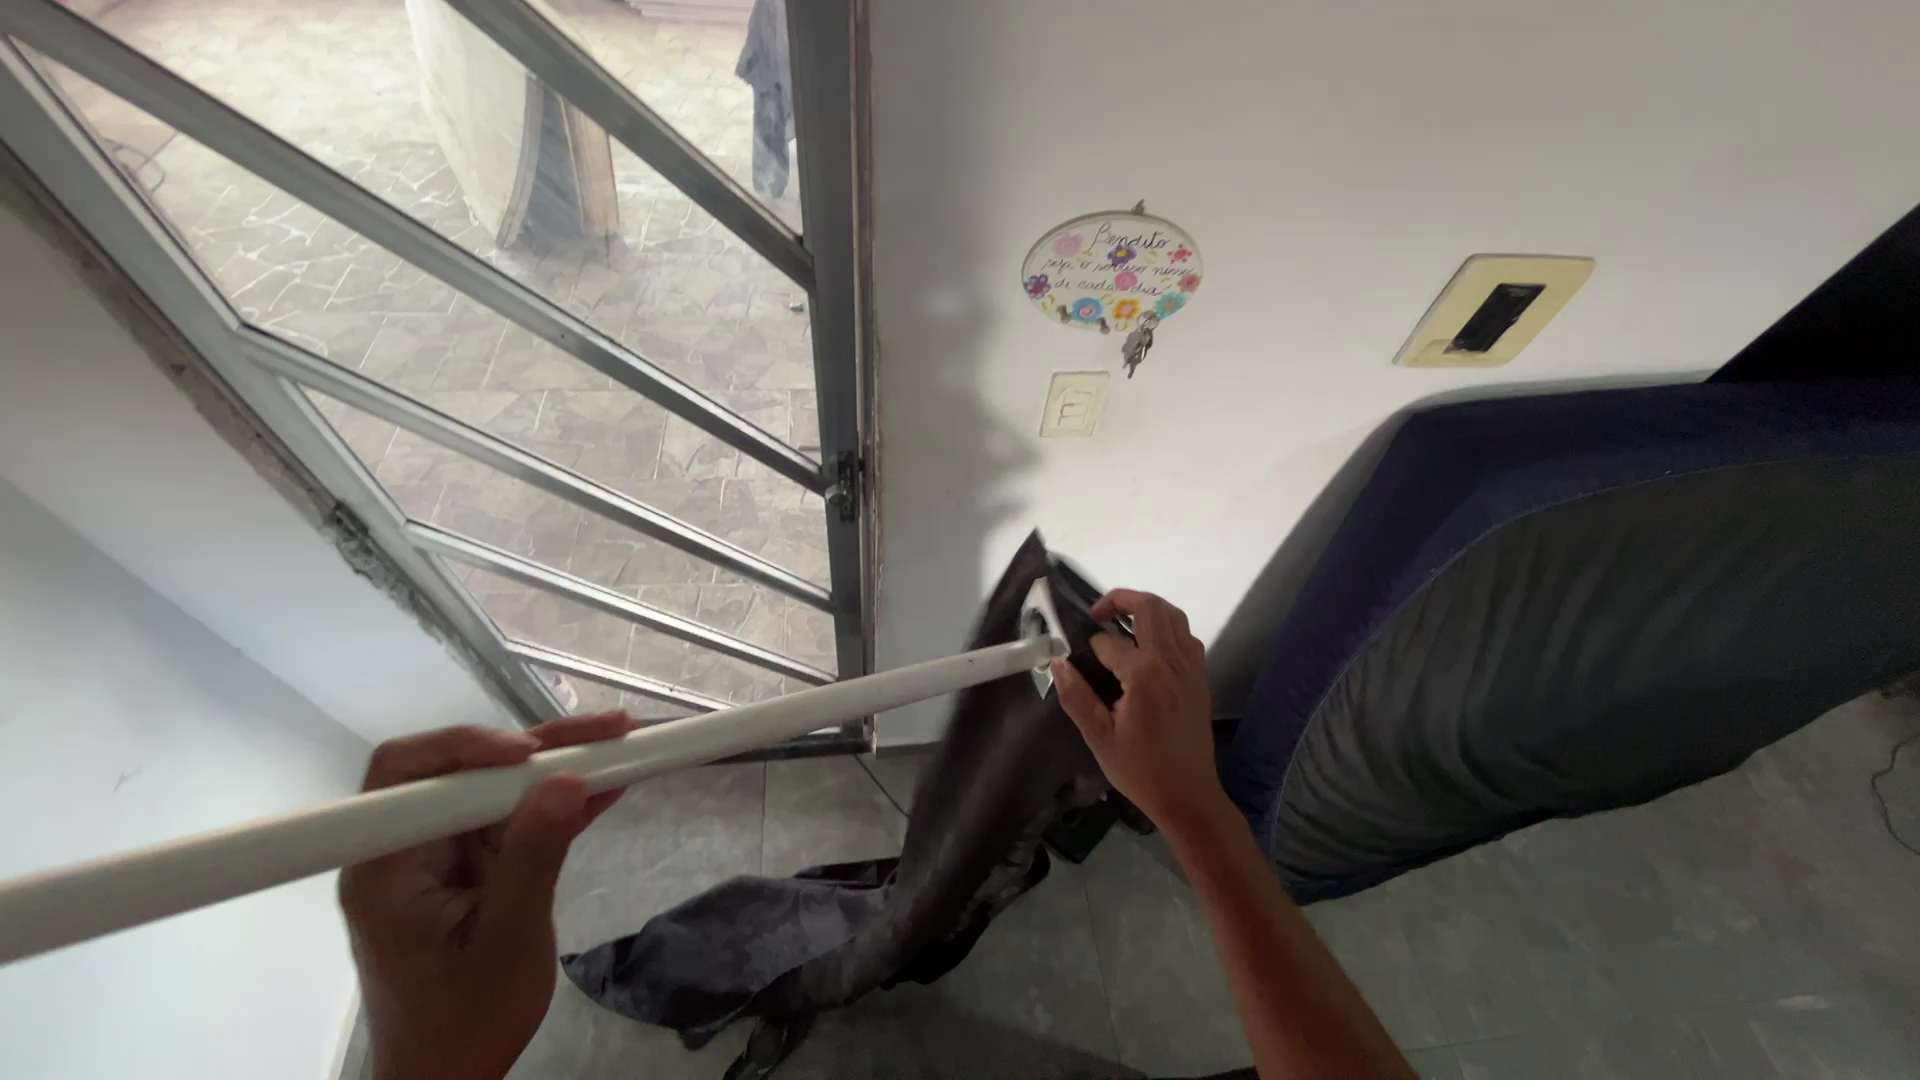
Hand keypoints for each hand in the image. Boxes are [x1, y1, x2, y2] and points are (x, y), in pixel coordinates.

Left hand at [339, 712, 636, 1079]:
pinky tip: (612, 785)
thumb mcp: (506, 943)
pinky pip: (524, 815)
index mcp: (389, 866)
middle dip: (544, 746)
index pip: (408, 773)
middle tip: (615, 730)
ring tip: (627, 745)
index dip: (469, 747)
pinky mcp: (479, 863)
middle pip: (470, 768)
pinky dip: (567, 800)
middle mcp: (411, 846)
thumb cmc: (466, 1022)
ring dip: (566, 764)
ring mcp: (447, 853)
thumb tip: (568, 783)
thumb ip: (533, 859)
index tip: (531, 753)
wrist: (452, 1075)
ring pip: (505, 785)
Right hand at [1051, 589, 1225, 832]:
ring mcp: (1191, 667)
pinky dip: (1166, 628)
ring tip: (1121, 624)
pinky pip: (1186, 635)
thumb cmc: (1141, 770)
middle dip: (1119, 600)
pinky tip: (1148, 648)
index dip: (1089, 650)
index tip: (1077, 664)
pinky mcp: (1200, 677)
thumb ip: (1076, 696)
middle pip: (1150, 606)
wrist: (1189, 797)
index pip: (1109, 643)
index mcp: (1145, 675)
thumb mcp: (1099, 738)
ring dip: (1146, 609)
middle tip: (1097, 614)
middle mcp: (1172, 661)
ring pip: (1173, 615)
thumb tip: (1058, 663)